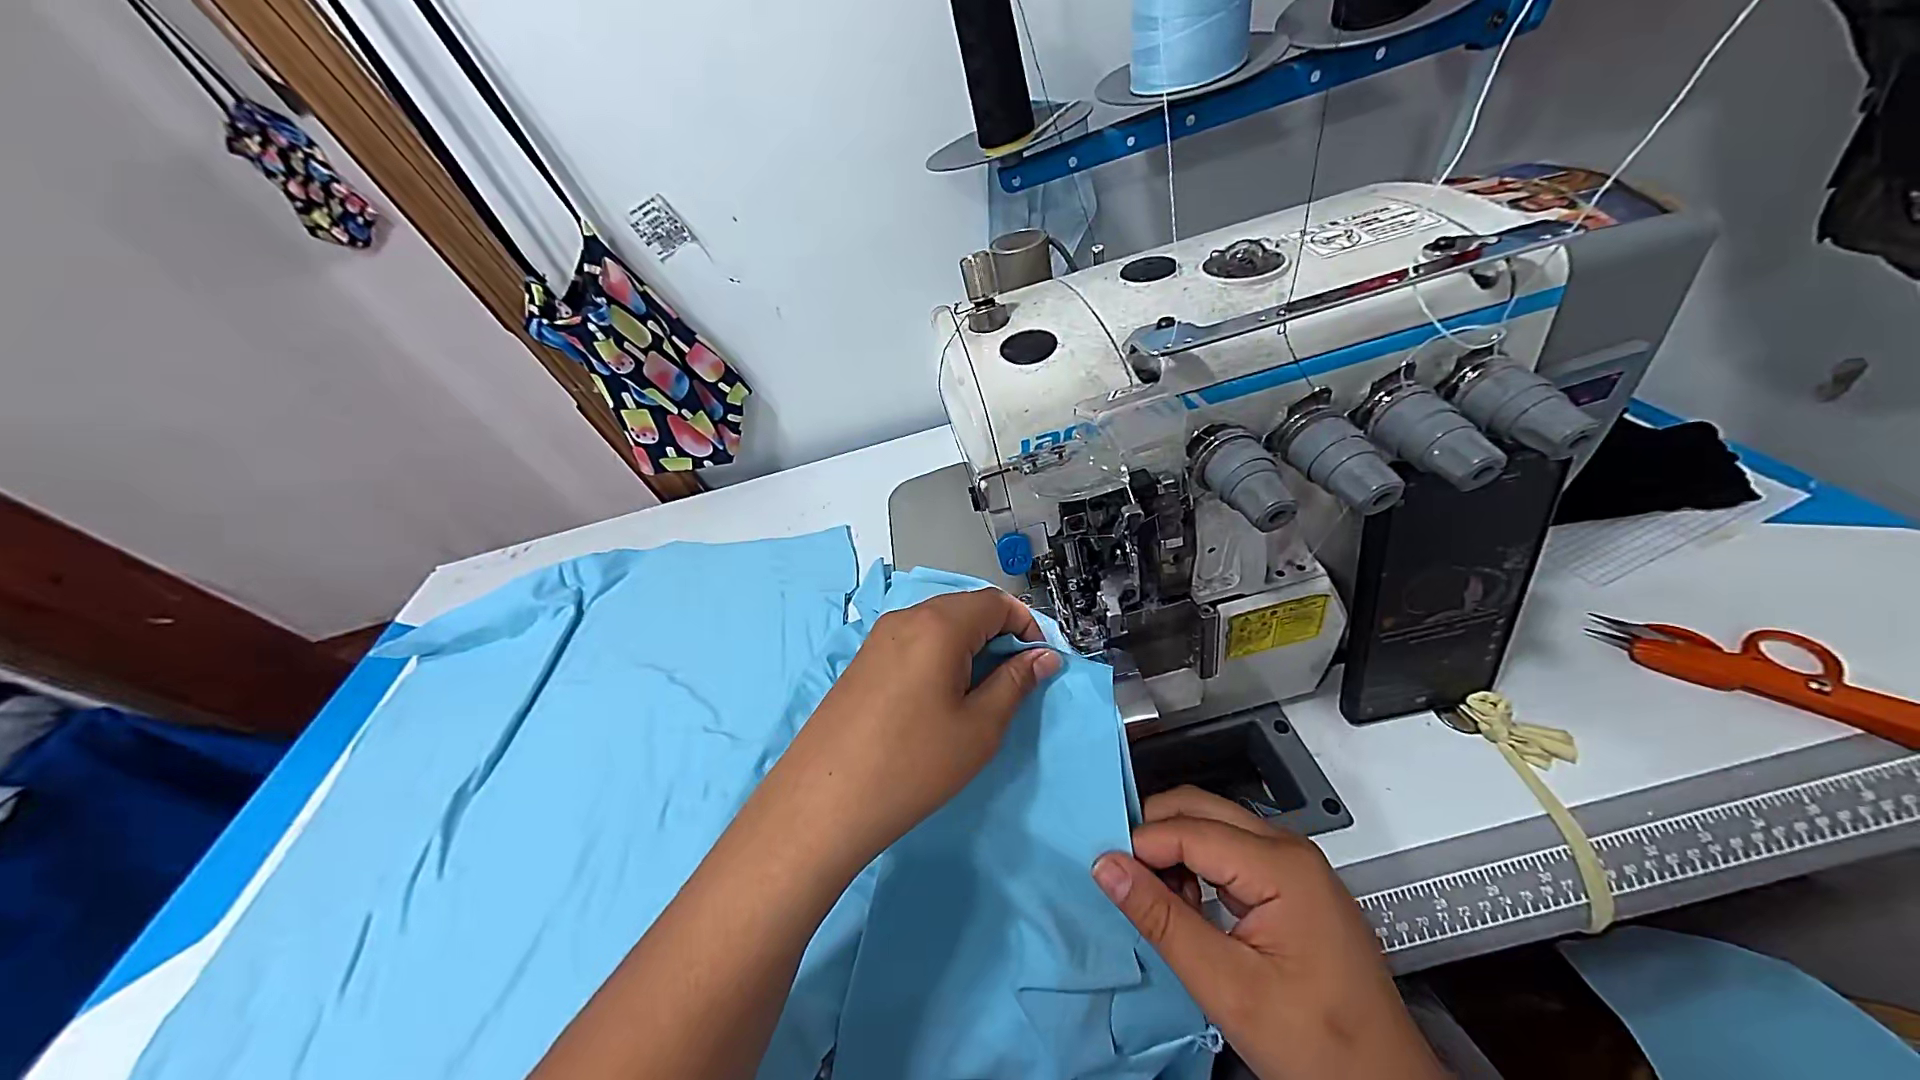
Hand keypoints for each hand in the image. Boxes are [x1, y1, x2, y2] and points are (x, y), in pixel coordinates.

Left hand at [761, 588, 1060, 868]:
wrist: (823, 802)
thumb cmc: (912, 764)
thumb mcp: (979, 727)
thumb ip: (1015, 683)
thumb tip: (1042, 657)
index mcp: (938, 624)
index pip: (996, 602)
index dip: (1026, 627)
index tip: (1038, 664)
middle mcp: (905, 618)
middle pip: (965, 608)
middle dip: (997, 636)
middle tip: (1011, 684)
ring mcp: (877, 638)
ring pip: (938, 625)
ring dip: (967, 648)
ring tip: (975, 697)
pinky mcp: (862, 661)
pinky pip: (912, 642)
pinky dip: (938, 657)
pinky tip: (937, 700)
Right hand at [1091, 788, 1445, 1079]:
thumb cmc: (1318, 1044)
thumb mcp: (1227, 986)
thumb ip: (1162, 919)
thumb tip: (1108, 866)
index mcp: (1281, 866)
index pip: (1187, 829)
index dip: (1140, 845)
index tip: (1106, 873)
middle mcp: (1288, 849)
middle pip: (1198, 809)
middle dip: (1153, 835)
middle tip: (1123, 877)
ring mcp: (1293, 863)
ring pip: (1210, 824)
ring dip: (1173, 850)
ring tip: (1158, 902)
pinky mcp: (1290, 882)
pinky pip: (1228, 849)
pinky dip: (1196, 865)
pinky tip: (1188, 906)